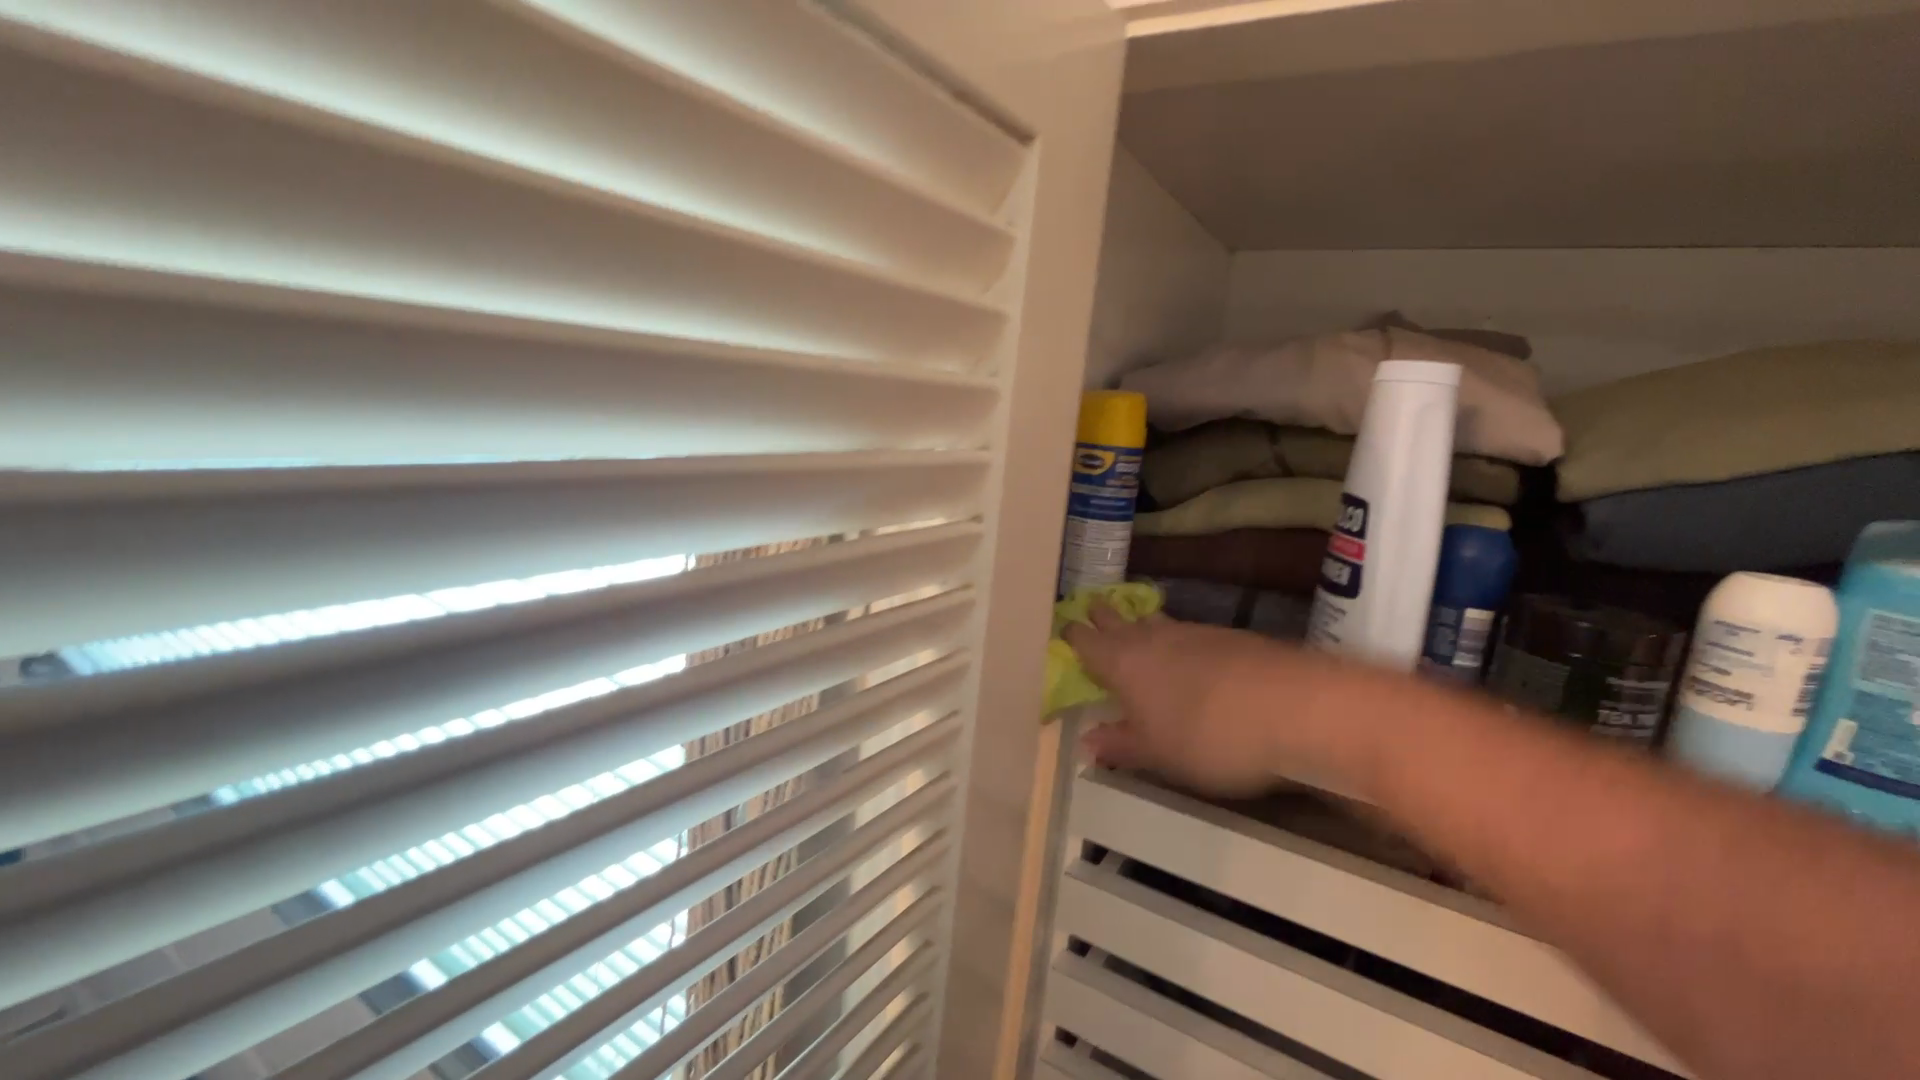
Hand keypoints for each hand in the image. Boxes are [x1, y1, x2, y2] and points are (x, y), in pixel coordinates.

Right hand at [1064, 605, 1355, 795]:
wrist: (1295, 707)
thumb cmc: (1208, 736)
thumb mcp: (1157, 754)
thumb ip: (1121, 745)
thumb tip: (1086, 740)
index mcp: (1124, 663)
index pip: (1088, 642)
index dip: (1074, 635)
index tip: (1064, 627)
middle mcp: (1154, 639)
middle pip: (1120, 621)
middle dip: (1104, 616)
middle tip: (1092, 607)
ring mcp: (1197, 634)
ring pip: (1158, 623)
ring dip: (1142, 624)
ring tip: (1136, 626)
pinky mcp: (1233, 639)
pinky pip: (1192, 634)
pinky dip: (1180, 640)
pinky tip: (1189, 655)